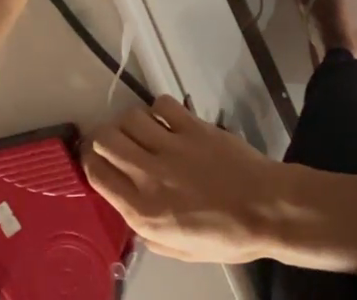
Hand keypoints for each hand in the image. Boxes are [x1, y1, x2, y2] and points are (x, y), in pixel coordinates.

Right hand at [83, 96, 294, 264]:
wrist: (266, 209)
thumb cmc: (226, 237)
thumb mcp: (179, 251)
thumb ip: (148, 233)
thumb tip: (132, 213)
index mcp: (143, 211)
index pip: (97, 175)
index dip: (90, 162)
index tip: (94, 159)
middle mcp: (149, 175)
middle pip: (106, 140)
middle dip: (103, 138)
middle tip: (111, 141)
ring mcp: (172, 147)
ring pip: (130, 118)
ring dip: (129, 122)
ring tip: (139, 130)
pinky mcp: (194, 126)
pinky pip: (162, 105)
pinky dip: (159, 109)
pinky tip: (166, 119)